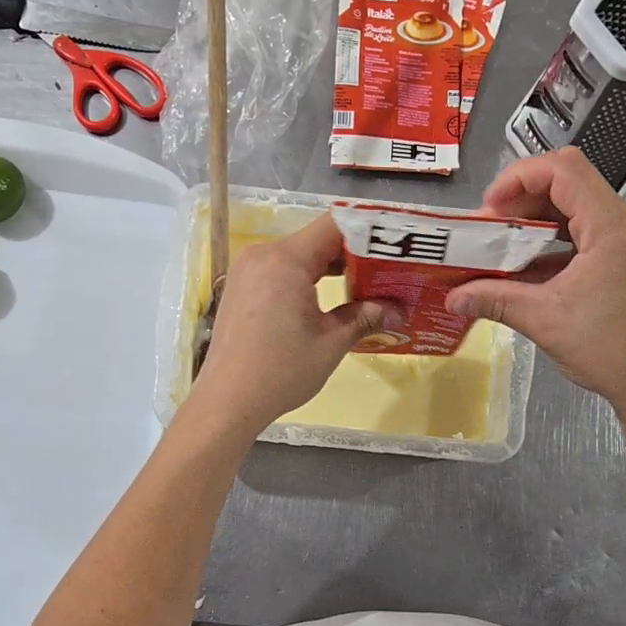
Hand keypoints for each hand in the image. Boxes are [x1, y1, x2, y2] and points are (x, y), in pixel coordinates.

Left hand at [187, 214, 399, 438]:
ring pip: (298, 255)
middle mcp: (263, 255)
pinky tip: (328, 299)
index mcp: (286, 260)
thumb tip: (399, 310)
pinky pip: (281, 270)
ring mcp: (247, 270)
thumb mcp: (331, 343)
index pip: (335, 225)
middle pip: (317, 239)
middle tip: (387, 271)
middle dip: (353, 253)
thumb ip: (365, 317)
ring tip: (364, 287)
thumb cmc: (280, 371)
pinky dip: (306, 278)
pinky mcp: (241, 287)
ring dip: (330, 267)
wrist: (227, 400)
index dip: (369, 232)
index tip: (395, 246)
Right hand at [446, 149, 625, 414]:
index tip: (489, 208)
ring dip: (534, 221)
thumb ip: (494, 299)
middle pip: (568, 182)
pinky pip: (584, 229)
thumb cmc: (606, 349)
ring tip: (501, 247)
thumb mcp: (542, 320)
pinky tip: (525, 267)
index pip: (563, 170)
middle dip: (521, 200)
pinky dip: (552, 241)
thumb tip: (451, 297)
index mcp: (612, 225)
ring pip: (574, 205)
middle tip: (488, 229)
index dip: (518, 177)